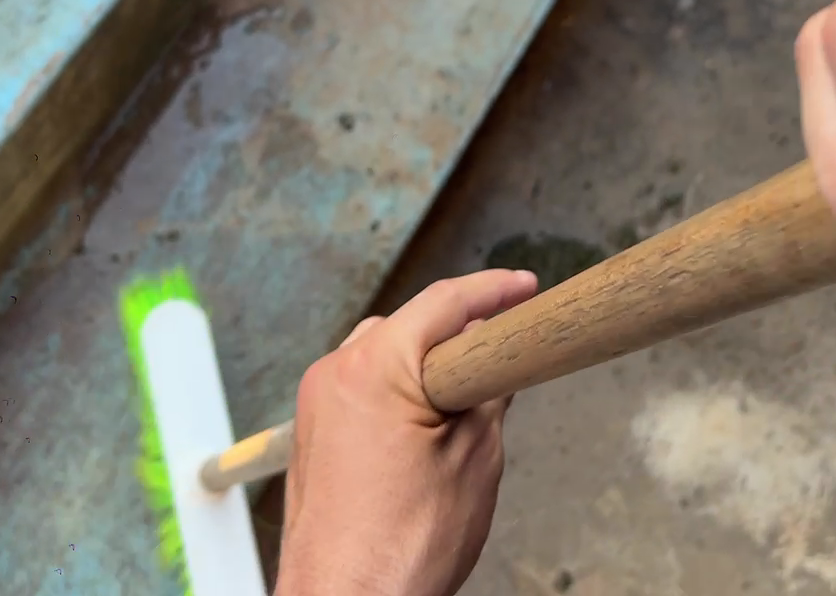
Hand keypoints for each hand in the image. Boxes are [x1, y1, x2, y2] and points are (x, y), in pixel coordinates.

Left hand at [275, 269, 538, 595]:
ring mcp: (317, 398)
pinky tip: (426, 409)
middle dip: (460, 327)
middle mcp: (336, 370)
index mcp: (374, 366)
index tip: (524, 286)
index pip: (444, 303)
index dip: (493, 289)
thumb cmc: (399, 550)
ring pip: (385, 348)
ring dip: (426, 356)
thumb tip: (495, 362)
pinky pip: (363, 379)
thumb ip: (489, 394)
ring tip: (468, 382)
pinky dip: (398, 381)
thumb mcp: (474, 460)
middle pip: (411, 322)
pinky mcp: (311, 425)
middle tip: (504, 336)